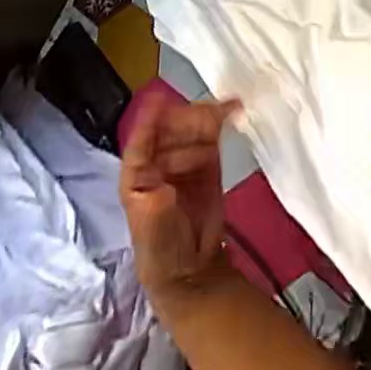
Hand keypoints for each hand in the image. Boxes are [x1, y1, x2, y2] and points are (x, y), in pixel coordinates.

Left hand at [120, 94, 242, 293]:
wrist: (190, 269)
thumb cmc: (161, 250)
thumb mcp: (153, 229)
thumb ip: (156, 207)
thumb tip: (164, 189)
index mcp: (137, 173)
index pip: (142, 140)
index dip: (149, 120)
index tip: (160, 99)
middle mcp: (158, 159)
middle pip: (171, 127)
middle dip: (188, 118)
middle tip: (209, 115)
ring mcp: (185, 158)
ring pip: (192, 126)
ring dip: (207, 115)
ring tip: (227, 109)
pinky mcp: (207, 160)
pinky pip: (211, 134)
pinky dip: (221, 119)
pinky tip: (233, 107)